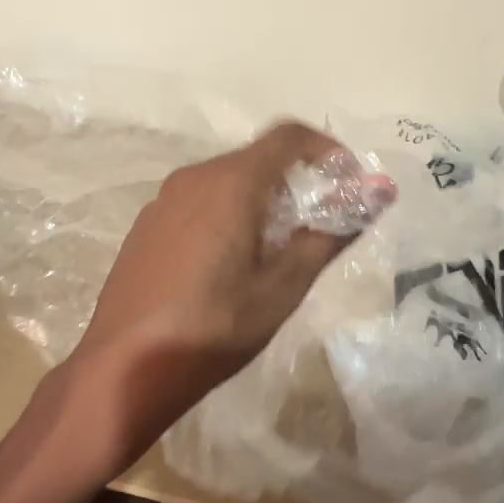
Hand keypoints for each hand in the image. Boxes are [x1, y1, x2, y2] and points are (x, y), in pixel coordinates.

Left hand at [38, 121, 394, 480]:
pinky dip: (227, 218)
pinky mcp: (145, 228)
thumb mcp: (282, 287)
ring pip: (226, 184)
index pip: (288, 136)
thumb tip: (378, 193)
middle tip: (316, 233)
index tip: (350, 185)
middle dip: (296, 185)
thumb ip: (329, 234)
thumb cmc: (214, 327)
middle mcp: (192, 178)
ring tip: (274, 257)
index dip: (328, 151)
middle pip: (256, 160)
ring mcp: (162, 202)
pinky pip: (198, 205)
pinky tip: (227, 269)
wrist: (125, 366)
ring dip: (260, 204)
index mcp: (230, 182)